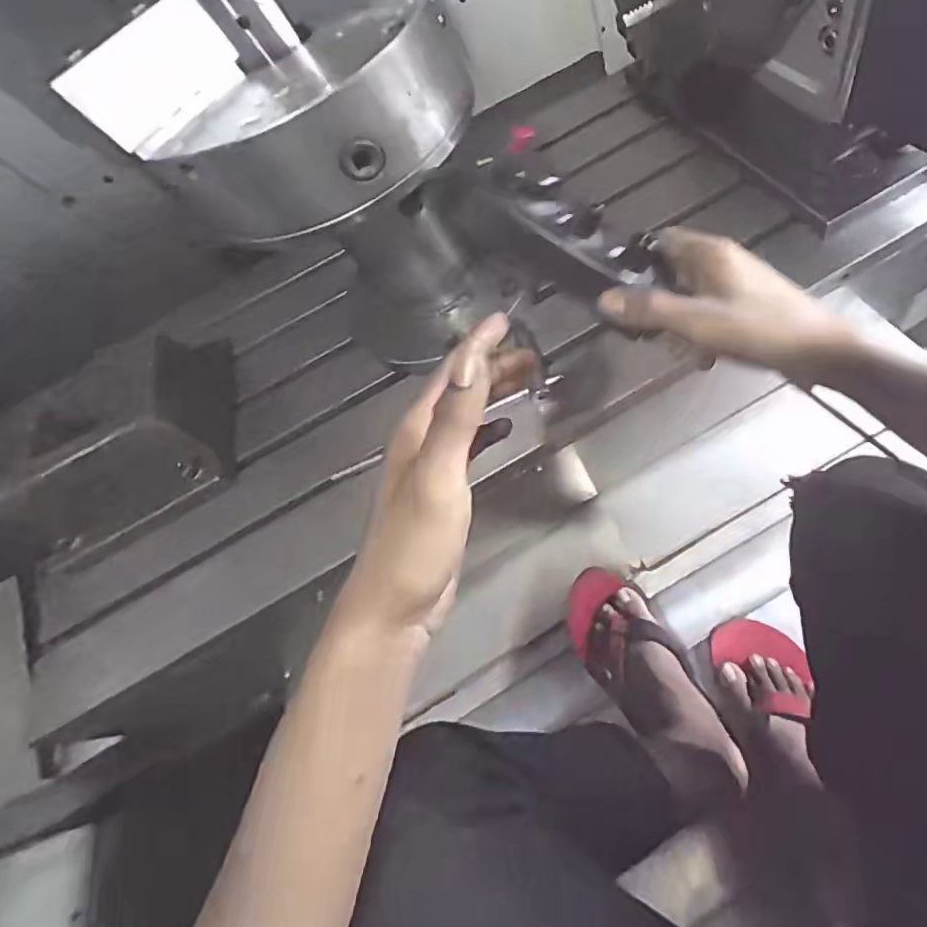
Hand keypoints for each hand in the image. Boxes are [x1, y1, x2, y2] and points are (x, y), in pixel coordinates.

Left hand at [333, 314, 531, 637]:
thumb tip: (472, 361)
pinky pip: (469, 443)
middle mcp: (420, 442)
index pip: (452, 375)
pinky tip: (503, 429)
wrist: (394, 607)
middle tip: (531, 352)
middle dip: (492, 365)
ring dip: (492, 393)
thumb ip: (456, 420)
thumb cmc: (416, 543)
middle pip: (458, 391)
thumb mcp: (439, 476)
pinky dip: (487, 427)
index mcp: (416, 432)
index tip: (506, 319)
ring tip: (525, 379)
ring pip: (465, 415)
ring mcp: (430, 467)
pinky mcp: (444, 490)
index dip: (478, 344)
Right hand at [597, 227, 860, 384]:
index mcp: (710, 253)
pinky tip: (710, 358)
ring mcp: (740, 283)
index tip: (626, 296)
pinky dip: (707, 333)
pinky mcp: (751, 305)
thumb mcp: (698, 322)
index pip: (660, 242)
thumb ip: (651, 311)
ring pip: (694, 298)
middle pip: (674, 274)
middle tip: (657, 337)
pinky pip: (715, 313)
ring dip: (684, 326)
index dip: (638, 266)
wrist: (821, 351)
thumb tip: (604, 299)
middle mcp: (724, 260)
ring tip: (688, 353)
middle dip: (662, 306)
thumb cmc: (759, 329)